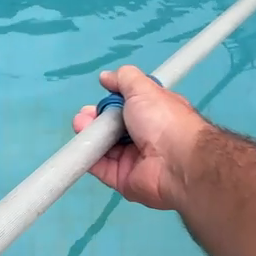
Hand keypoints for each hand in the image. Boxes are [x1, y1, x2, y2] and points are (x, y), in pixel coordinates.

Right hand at [72, 65, 207, 209]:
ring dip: (90, 134)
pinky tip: (81, 145)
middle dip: (96, 117)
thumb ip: (124, 79)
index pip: (130, 105)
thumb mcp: (144, 89)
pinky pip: (102, 168)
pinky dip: (89, 157)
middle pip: (114, 126)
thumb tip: (106, 77)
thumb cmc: (163, 120)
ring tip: (80, 126)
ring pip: (106, 146)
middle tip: (84, 115)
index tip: (102, 93)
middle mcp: (146, 136)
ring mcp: (135, 159)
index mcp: (155, 113)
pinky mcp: (124, 179)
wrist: (175, 161)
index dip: (114, 100)